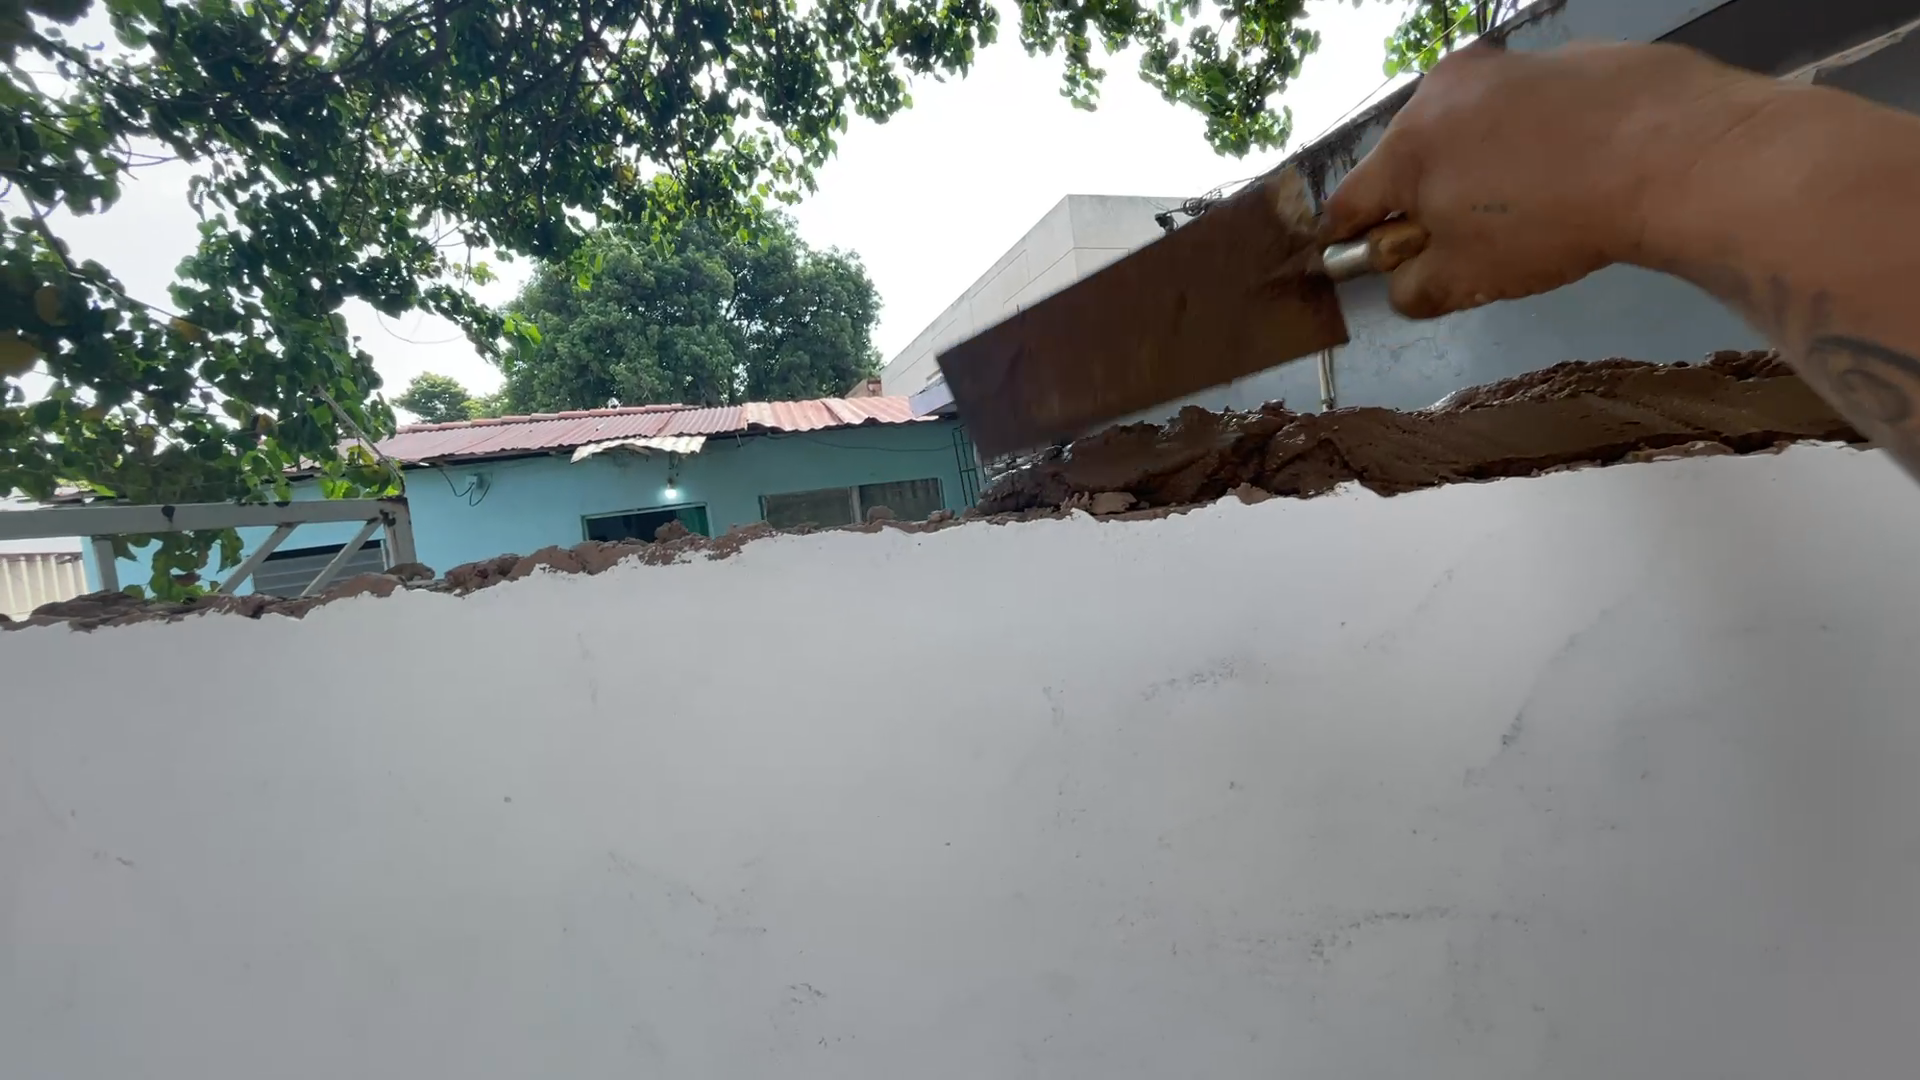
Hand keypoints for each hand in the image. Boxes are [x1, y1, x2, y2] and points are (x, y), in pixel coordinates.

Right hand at [1322, 42, 1765, 318]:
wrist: (1690, 158)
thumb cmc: (1549, 226)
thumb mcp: (1458, 282)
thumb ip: (1404, 287)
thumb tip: (1400, 275)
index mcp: (1406, 145)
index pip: (1346, 205)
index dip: (1352, 241)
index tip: (1375, 259)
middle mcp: (1443, 90)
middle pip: (1401, 163)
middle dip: (1418, 202)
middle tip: (1461, 236)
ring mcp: (1508, 64)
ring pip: (1458, 133)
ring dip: (1467, 171)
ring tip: (1520, 201)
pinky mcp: (1568, 55)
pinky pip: (1517, 110)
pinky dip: (1521, 141)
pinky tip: (1564, 168)